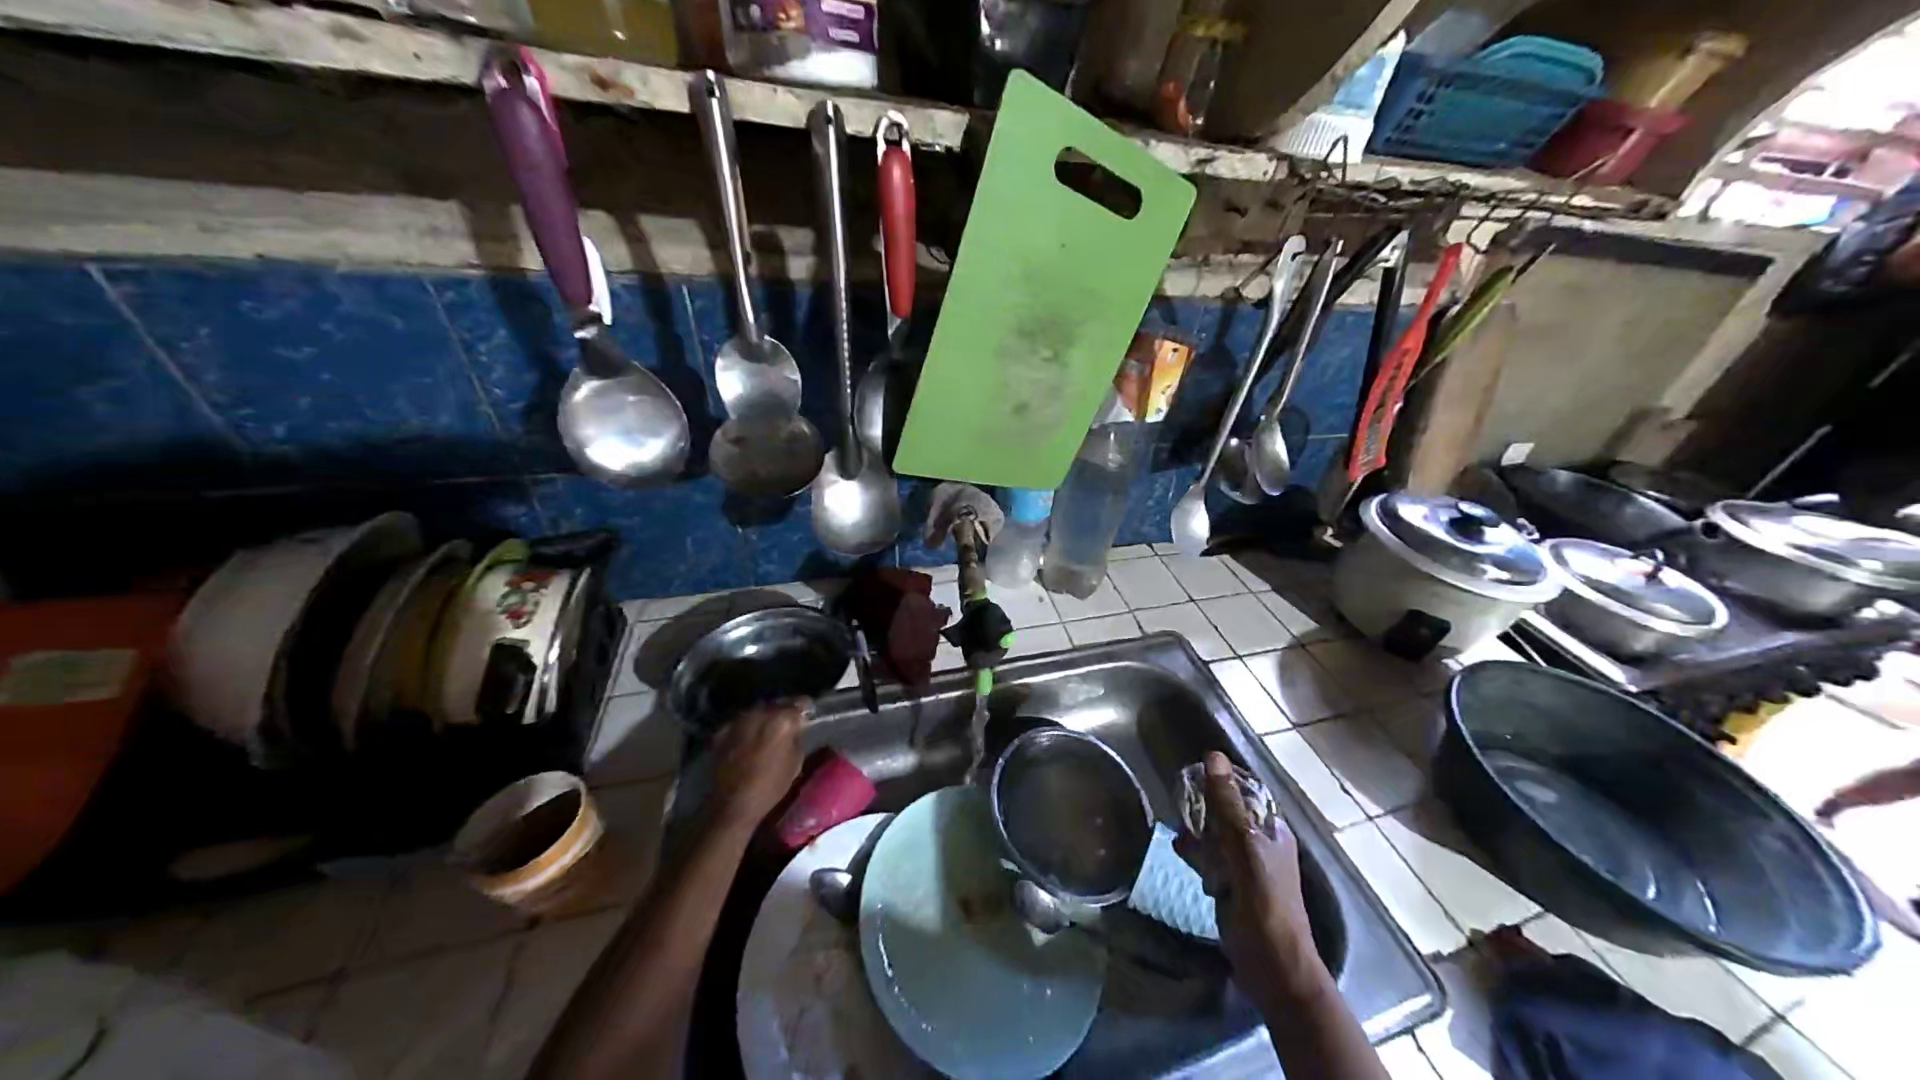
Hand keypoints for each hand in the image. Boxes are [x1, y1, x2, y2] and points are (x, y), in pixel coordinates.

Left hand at [709, 699, 806, 830]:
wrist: (732, 803)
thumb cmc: (771, 786)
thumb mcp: (796, 762)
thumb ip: (796, 738)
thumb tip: (795, 729)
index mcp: (783, 719)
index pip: (800, 703)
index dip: (805, 710)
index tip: (807, 716)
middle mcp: (760, 712)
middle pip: (776, 705)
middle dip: (782, 712)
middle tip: (786, 725)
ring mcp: (738, 720)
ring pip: (757, 712)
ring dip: (763, 719)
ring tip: (766, 733)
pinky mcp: (722, 731)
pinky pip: (740, 723)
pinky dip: (746, 729)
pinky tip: (747, 741)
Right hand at [1176, 751, 1323, 1003]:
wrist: (1273, 968)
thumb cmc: (1264, 904)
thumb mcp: (1244, 848)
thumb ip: (1227, 804)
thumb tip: (1213, 756)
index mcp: (1271, 830)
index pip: (1243, 791)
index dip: (1218, 781)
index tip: (1192, 778)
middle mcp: (1260, 844)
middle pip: (1225, 813)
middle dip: (1203, 810)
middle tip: (1183, 808)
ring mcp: (1244, 867)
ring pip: (1214, 836)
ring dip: (1197, 833)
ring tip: (1181, 833)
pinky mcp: (1230, 888)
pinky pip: (1209, 860)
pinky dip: (1196, 855)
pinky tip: (1181, 851)